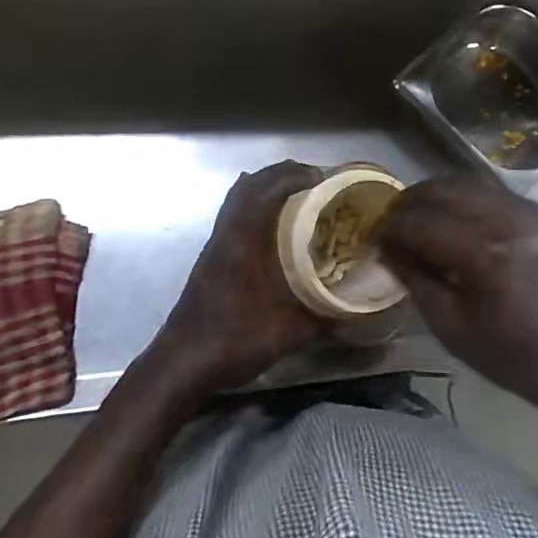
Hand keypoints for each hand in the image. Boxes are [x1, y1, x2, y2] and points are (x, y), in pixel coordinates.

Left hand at [145, 161, 328, 393]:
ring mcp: (215, 245)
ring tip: (294, 193)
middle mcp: (226, 234)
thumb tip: (355, 310)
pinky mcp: (211, 258)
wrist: (182, 363)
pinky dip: (253, 206)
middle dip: (280, 174)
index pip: (266, 190)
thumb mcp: (287, 334)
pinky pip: (233, 215)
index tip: (321, 177)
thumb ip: (323, 319)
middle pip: (249, 186)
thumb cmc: (233, 341)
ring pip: (237, 199)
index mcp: (243, 241)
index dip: (293, 176)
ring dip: (264, 187)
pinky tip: (269, 225)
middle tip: (311, 180)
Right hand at [376, 177, 537, 417]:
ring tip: (414, 216)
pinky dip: (460, 198)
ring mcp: (528, 210)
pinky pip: (488, 191)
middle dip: (406, 203)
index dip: (389, 227)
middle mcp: (506, 220)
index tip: (372, 236)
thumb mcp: (454, 331)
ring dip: (431, 195)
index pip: (419, 223)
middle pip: (439, 191)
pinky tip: (450, 217)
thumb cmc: (519, 359)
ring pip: (463, 183)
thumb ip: (416, 280)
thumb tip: (387, 246)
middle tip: (389, 222)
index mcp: (485, 257)